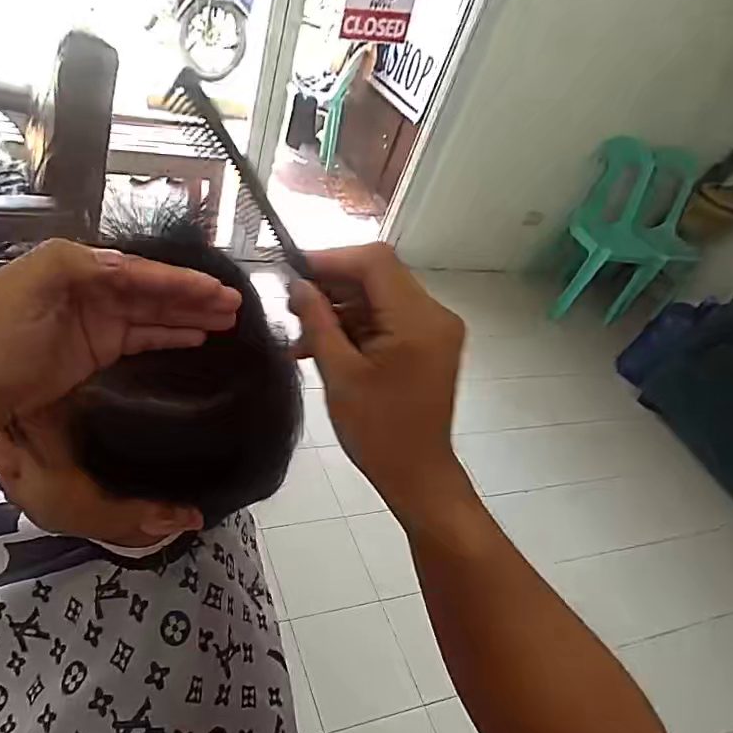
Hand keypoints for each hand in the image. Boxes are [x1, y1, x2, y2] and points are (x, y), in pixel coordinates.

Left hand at [0, 239, 240, 412]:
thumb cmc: (2, 339)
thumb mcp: (26, 288)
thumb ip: (69, 264)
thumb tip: (120, 262)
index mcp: (75, 268)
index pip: (137, 271)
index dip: (176, 279)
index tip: (210, 287)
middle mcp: (93, 289)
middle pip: (154, 289)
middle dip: (194, 294)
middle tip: (231, 301)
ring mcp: (101, 319)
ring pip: (157, 312)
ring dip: (192, 313)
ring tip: (227, 317)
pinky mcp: (106, 346)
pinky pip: (148, 335)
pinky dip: (173, 334)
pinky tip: (198, 335)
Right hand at [290, 243, 468, 515]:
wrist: (417, 474)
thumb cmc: (378, 433)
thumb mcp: (340, 374)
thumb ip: (318, 322)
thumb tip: (298, 285)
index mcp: (418, 321)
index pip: (375, 262)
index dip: (331, 259)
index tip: (294, 273)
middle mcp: (436, 316)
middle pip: (380, 277)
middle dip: (334, 288)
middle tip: (295, 311)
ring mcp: (438, 330)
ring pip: (383, 298)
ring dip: (343, 310)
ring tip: (304, 338)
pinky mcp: (432, 345)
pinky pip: (392, 319)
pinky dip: (361, 327)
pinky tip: (328, 346)